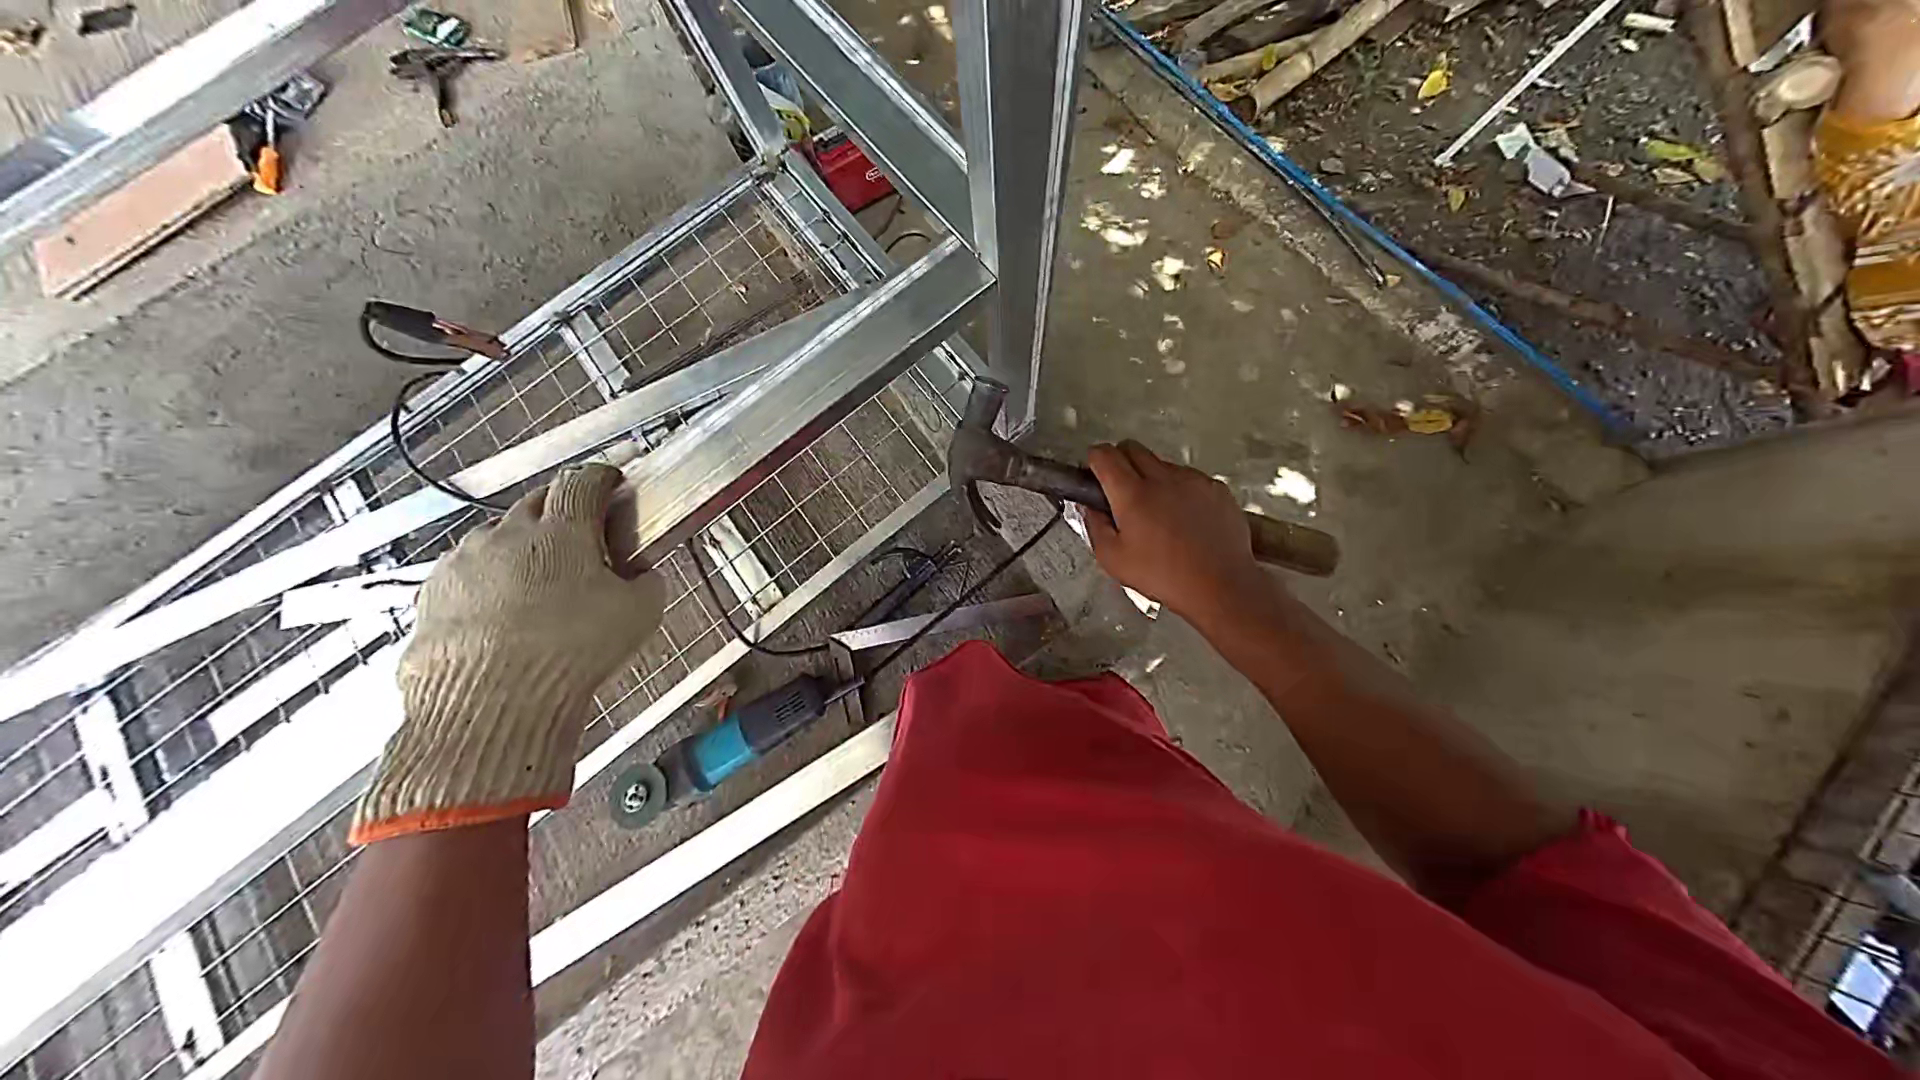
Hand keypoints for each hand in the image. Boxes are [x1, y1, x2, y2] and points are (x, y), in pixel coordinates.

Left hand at [351, 463, 664, 844]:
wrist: (491, 704)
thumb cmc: (573, 651)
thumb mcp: (640, 614)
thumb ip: (645, 580)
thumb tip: (639, 572)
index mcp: (562, 531)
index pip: (584, 480)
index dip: (602, 477)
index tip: (611, 483)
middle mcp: (508, 534)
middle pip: (539, 501)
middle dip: (563, 511)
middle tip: (584, 540)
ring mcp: (465, 562)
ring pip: (500, 538)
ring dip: (524, 550)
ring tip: (542, 589)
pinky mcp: (433, 594)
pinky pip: (470, 573)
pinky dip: (492, 583)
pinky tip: (505, 618)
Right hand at [1083, 441, 1269, 621]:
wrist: (1220, 585)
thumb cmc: (1166, 576)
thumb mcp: (1113, 559)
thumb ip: (1095, 527)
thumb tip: (1091, 509)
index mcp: (1133, 494)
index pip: (1105, 455)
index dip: (1094, 460)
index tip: (1094, 470)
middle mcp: (1163, 479)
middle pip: (1133, 448)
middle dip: (1120, 462)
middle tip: (1119, 489)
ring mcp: (1193, 481)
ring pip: (1162, 463)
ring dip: (1152, 478)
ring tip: (1156, 512)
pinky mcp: (1216, 488)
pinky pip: (1191, 478)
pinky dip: (1181, 490)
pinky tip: (1182, 519)